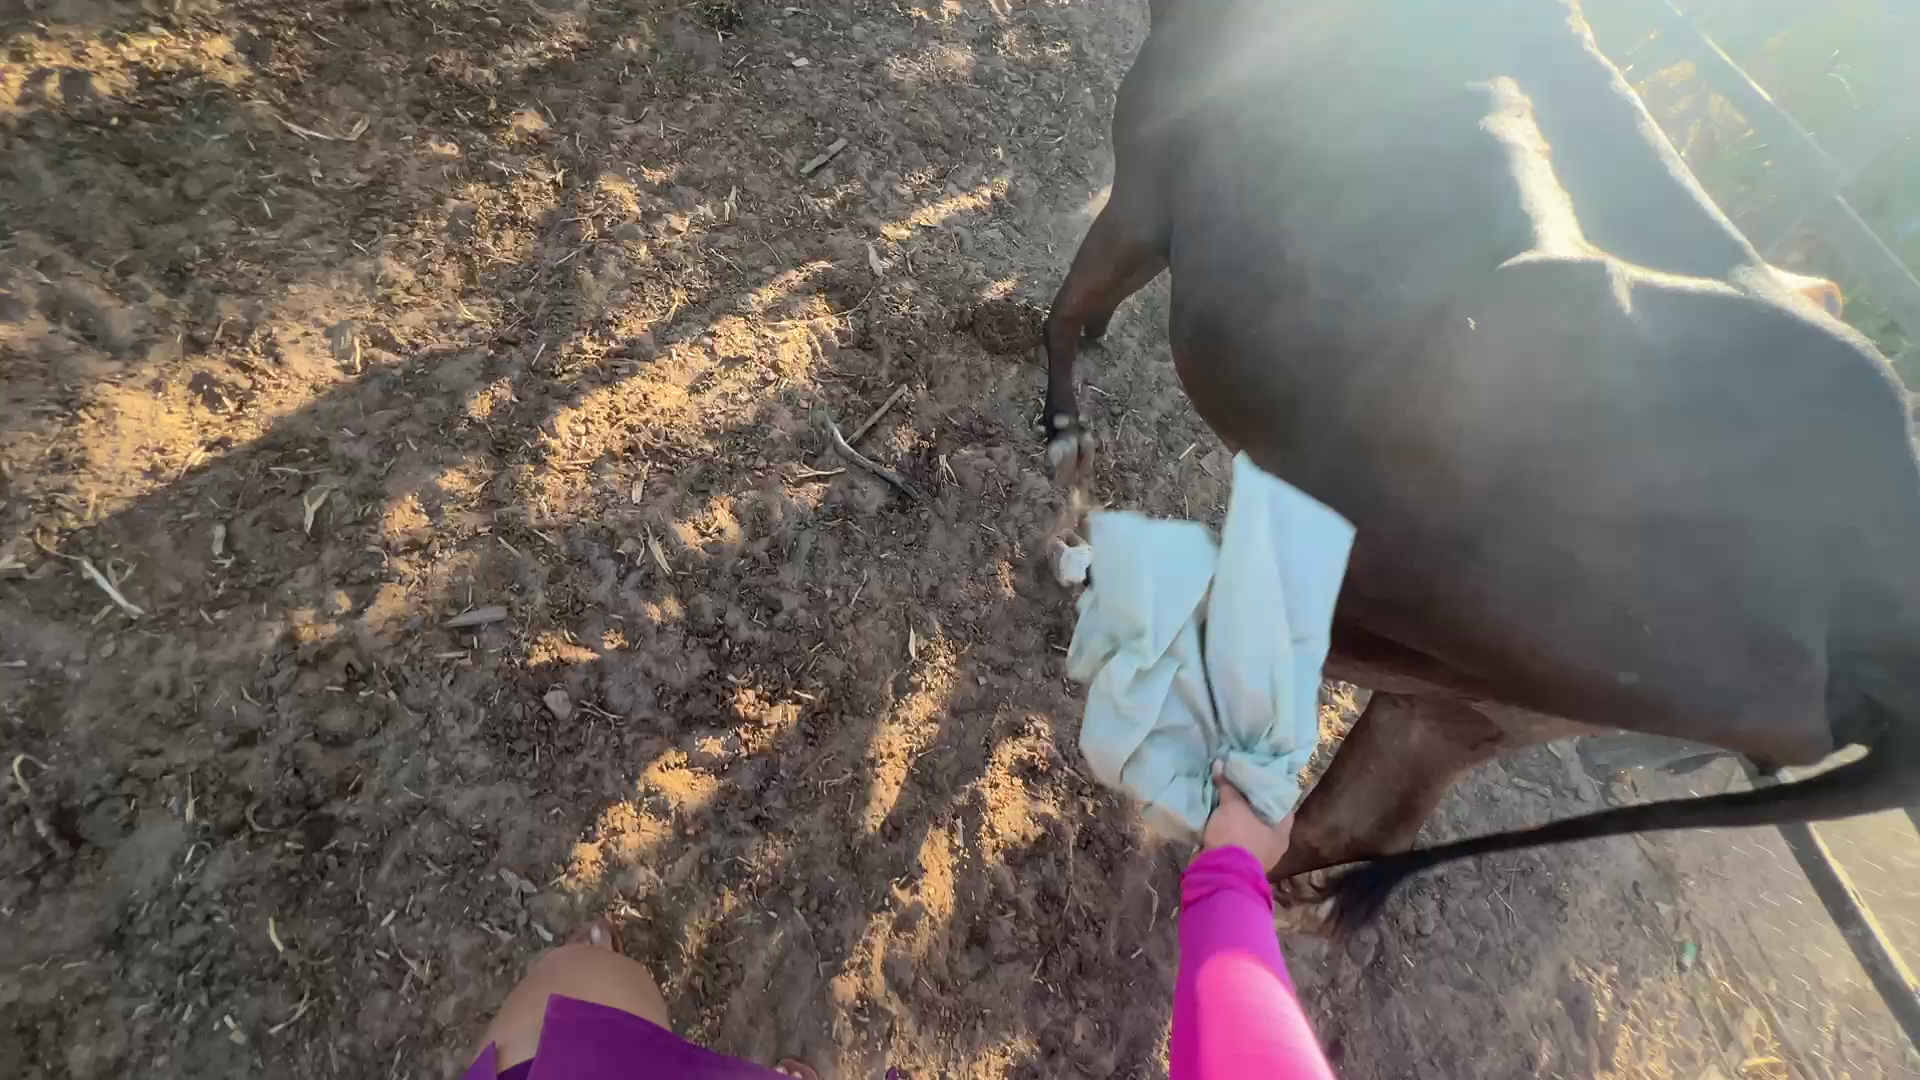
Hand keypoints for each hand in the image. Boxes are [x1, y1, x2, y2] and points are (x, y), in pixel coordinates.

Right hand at [1201, 761, 1294, 872]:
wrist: (1219, 872)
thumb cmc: (1237, 836)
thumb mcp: (1232, 806)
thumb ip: (1228, 786)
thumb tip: (1219, 764)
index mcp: (1281, 832)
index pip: (1283, 803)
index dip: (1272, 786)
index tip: (1261, 772)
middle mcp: (1273, 843)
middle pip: (1264, 814)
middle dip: (1251, 798)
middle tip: (1240, 777)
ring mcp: (1256, 853)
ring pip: (1248, 825)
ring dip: (1238, 812)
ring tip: (1227, 790)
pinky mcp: (1237, 858)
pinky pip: (1235, 834)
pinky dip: (1228, 824)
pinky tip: (1218, 810)